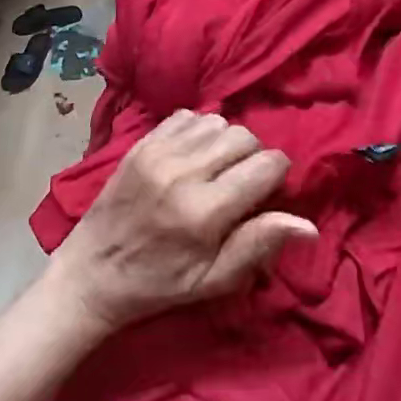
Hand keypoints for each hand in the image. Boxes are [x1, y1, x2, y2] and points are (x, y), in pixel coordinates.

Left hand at [45, 111, 316, 332]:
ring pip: (217, 121)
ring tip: (217, 168)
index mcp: (204, 212)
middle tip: (243, 182)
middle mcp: (182, 173)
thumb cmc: (158, 283)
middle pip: (244, 136)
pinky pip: (186, 116)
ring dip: (227, 141)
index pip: (266, 165)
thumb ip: (258, 245)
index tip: (268, 192)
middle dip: (254, 156)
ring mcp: (158, 152)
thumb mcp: (213, 280)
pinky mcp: (141, 143)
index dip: (277, 176)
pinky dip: (199, 130)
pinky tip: (193, 155)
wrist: (93, 271)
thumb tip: (308, 224)